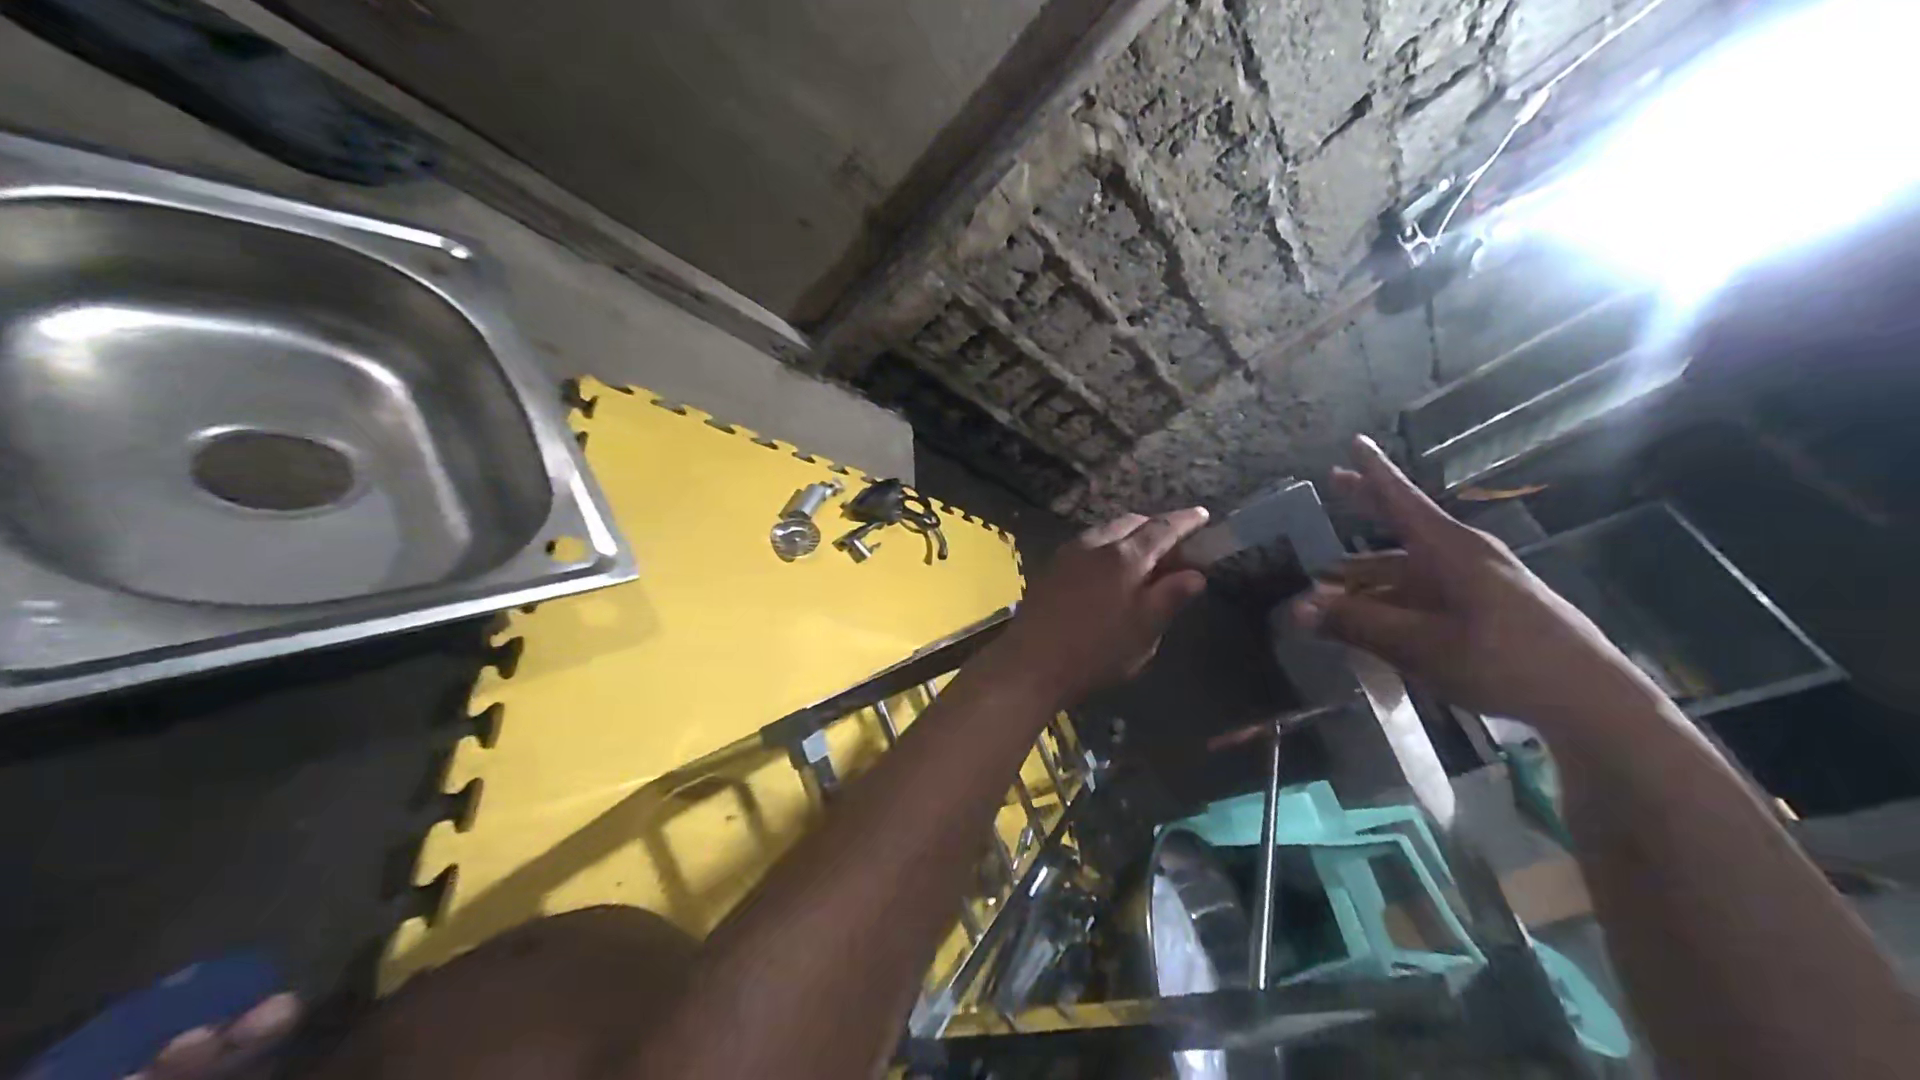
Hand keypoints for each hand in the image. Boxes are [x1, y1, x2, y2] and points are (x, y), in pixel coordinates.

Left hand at [985, 509, 1210, 707]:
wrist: (1031, 664)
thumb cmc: (1096, 652)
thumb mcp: (1145, 630)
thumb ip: (1170, 597)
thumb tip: (1195, 574)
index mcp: (1125, 556)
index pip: (1162, 528)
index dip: (1186, 521)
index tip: (1203, 516)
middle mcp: (1095, 544)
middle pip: (1131, 523)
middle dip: (1156, 528)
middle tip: (1174, 549)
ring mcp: (1068, 554)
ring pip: (1106, 532)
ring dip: (1128, 537)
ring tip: (1142, 560)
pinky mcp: (1050, 568)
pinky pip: (1087, 546)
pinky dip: (1106, 549)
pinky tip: (1108, 572)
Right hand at [1295, 436, 1656, 728]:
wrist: (1590, 700)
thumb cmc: (1503, 660)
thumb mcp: (1420, 644)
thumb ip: (1356, 624)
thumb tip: (1297, 608)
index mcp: (1449, 551)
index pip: (1401, 500)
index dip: (1374, 472)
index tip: (1355, 442)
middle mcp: (1460, 558)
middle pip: (1400, 526)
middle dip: (1365, 506)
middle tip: (1334, 481)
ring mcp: (1474, 584)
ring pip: (1405, 570)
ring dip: (1365, 577)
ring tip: (1325, 592)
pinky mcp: (1481, 609)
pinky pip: (1421, 594)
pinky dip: (1388, 601)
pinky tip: (1365, 622)